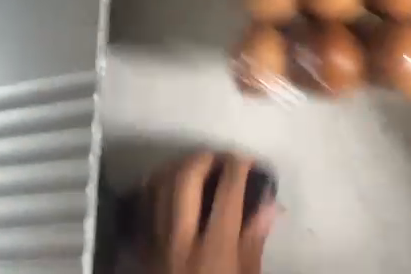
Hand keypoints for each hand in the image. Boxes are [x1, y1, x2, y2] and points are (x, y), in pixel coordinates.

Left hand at [145, 152, 275, 273]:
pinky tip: (168, 185)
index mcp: (214, 251)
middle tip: (219, 159)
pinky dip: (156, 189)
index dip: (238, 168)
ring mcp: (156, 246)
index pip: (226, 193)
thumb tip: (268, 204)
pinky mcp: (142, 253)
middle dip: (203, 160)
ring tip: (196, 166)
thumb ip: (254, 242)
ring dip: (177, 168)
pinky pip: (144, 208)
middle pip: (184, 181)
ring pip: (159, 188)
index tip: (245, 160)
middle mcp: (180, 243)